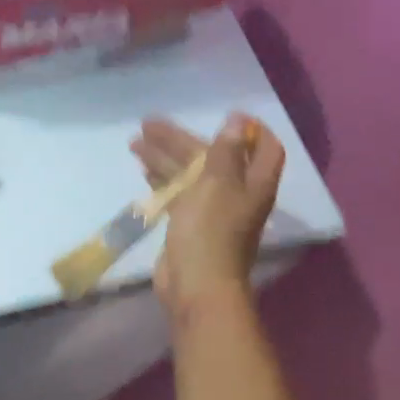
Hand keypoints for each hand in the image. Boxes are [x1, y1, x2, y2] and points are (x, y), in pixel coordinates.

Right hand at [130, 113, 284, 313]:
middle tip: (149, 125)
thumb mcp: (218, 184)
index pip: (263, 147)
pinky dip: (161, 180)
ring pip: (188, 176)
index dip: (248, 129)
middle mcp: (236, 194)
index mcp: (253, 182)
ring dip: (165, 158)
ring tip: (136, 143)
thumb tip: (236, 122)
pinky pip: (176, 194)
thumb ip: (225, 152)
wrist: (196, 284)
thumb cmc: (210, 232)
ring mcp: (211, 211)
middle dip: (182, 140)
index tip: (224, 115)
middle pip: (211, 158)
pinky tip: (142, 171)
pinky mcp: (188, 227)